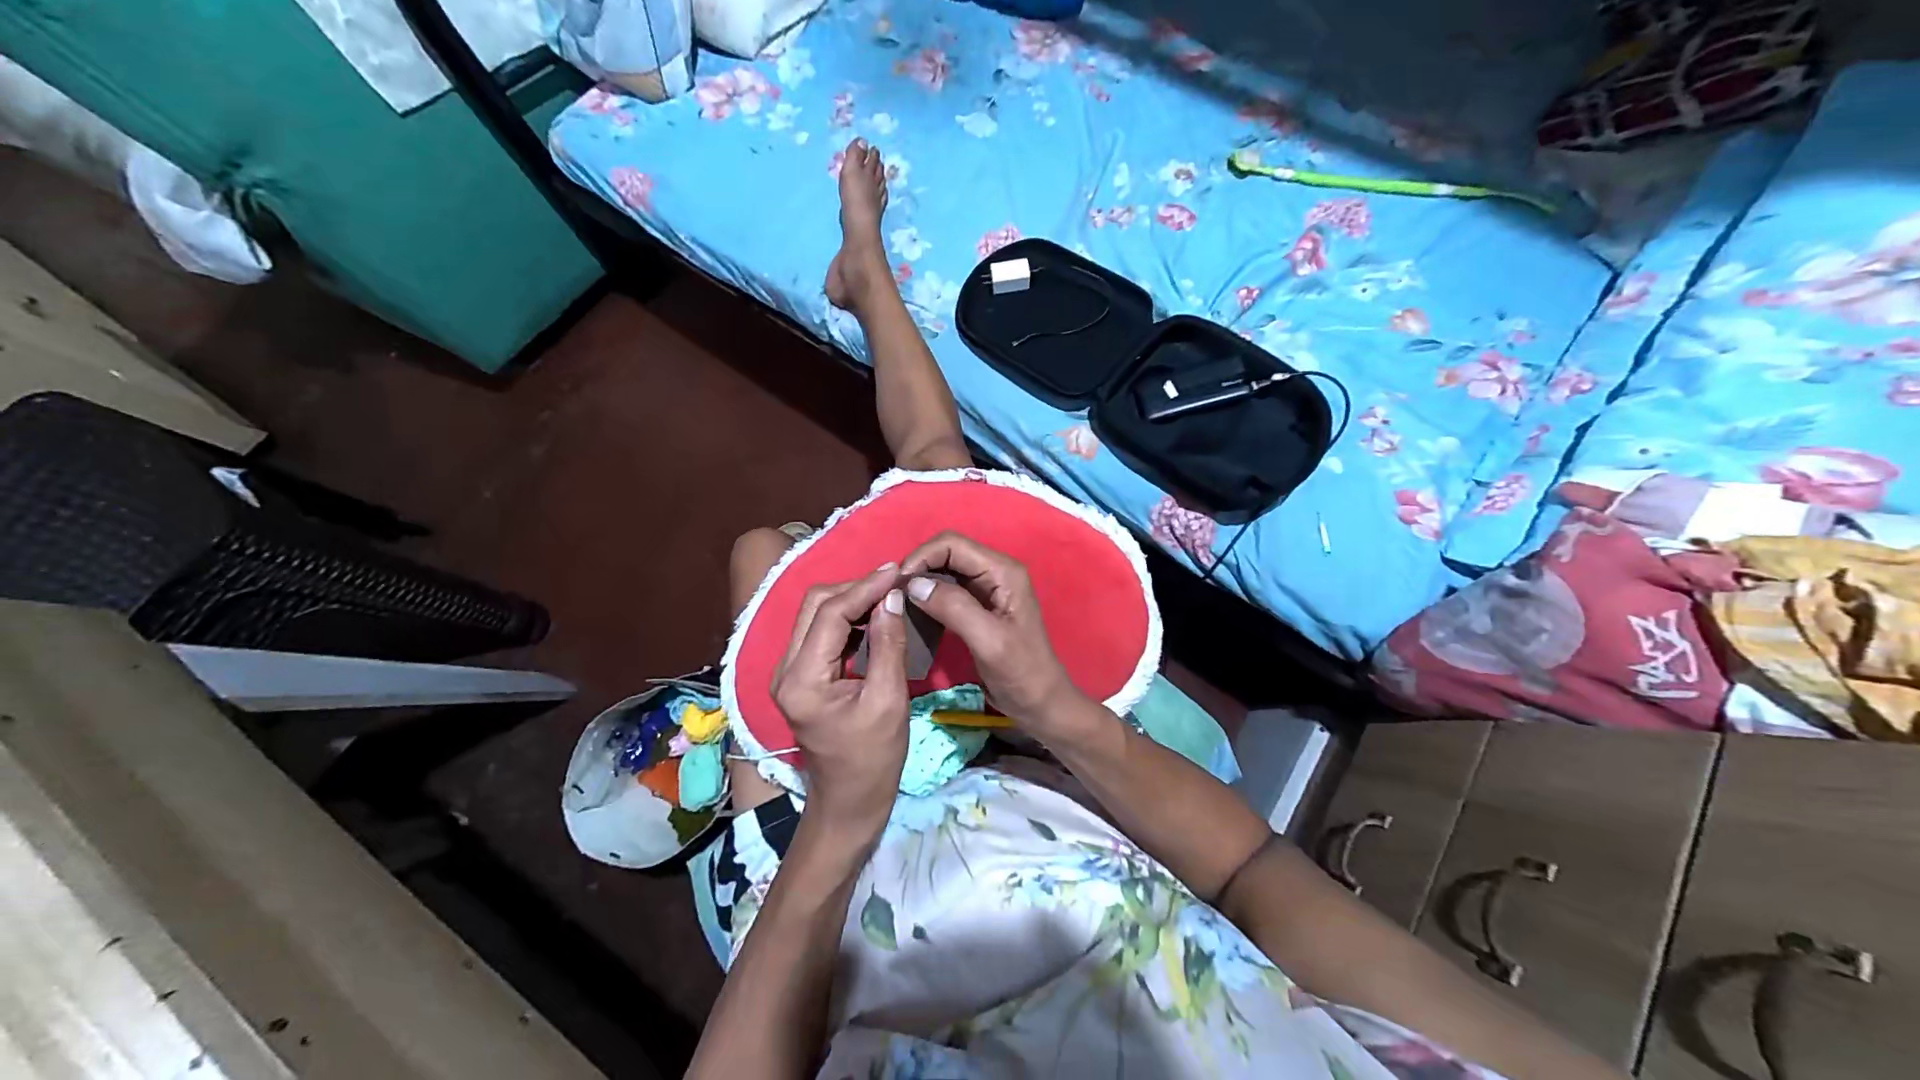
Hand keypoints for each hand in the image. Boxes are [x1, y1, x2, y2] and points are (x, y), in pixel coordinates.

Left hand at [770, 563, 910, 835]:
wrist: (849, 802)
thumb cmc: (873, 759)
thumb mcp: (889, 701)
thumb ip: (888, 645)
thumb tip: (893, 596)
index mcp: (802, 679)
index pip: (831, 614)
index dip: (865, 587)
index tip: (898, 570)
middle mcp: (784, 669)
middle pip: (815, 606)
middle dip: (855, 588)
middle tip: (894, 581)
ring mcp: (787, 673)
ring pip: (816, 615)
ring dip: (851, 600)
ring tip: (888, 593)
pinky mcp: (799, 677)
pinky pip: (820, 633)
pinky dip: (847, 618)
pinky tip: (874, 615)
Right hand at [901, 532, 1083, 730]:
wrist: (1040, 703)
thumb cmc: (1020, 672)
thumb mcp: (988, 641)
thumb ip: (954, 608)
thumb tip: (913, 584)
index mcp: (1003, 571)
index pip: (952, 544)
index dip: (922, 557)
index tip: (898, 585)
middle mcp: (995, 571)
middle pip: (947, 553)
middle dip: (918, 568)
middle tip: (894, 595)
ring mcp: (987, 589)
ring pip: (944, 570)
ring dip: (920, 581)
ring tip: (899, 603)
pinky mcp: (978, 606)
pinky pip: (947, 590)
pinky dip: (928, 596)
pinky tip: (914, 612)